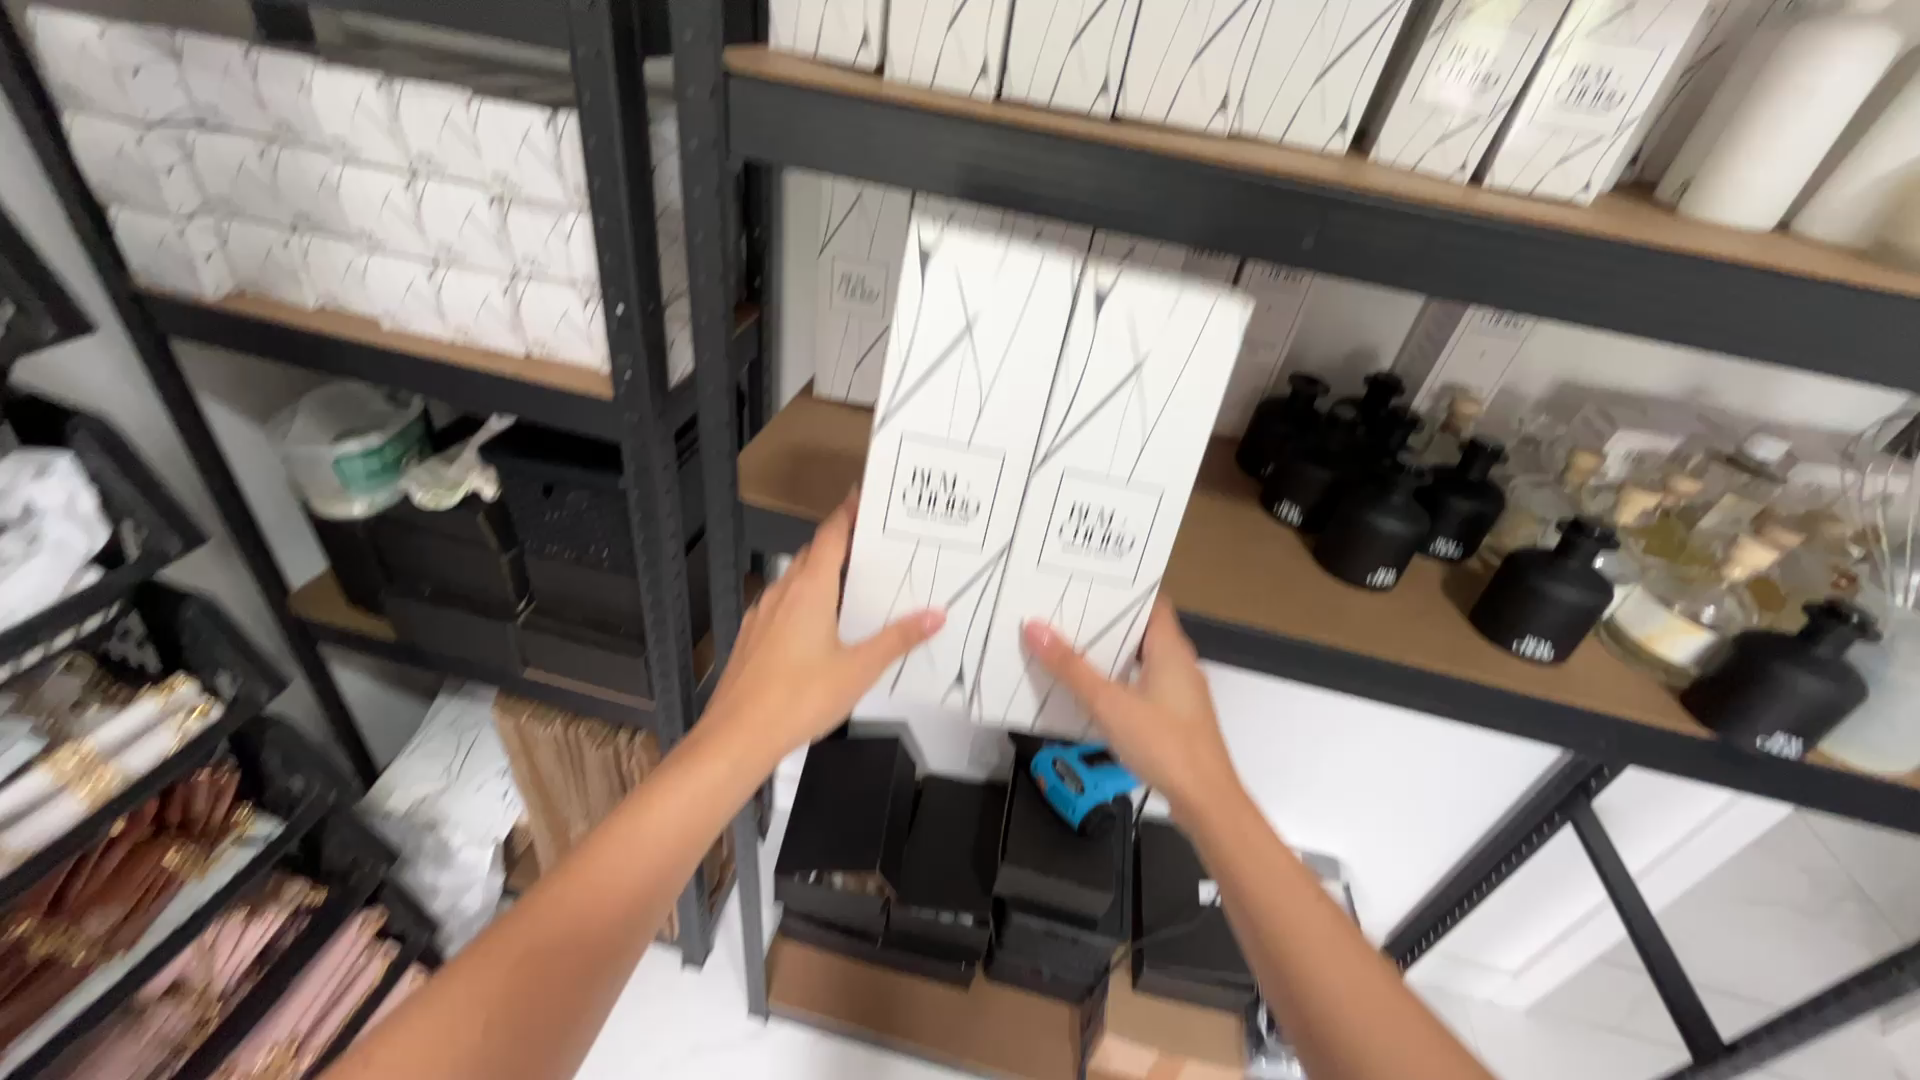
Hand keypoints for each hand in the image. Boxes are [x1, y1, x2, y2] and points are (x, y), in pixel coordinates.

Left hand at [701, 491, 943, 765]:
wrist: (738, 736)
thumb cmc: (798, 699)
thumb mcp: (860, 669)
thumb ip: (899, 638)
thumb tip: (934, 615)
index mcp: (810, 590)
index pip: (830, 535)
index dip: (847, 513)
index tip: (862, 497)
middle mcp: (782, 594)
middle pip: (812, 555)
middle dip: (839, 545)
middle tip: (870, 546)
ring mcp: (762, 615)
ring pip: (794, 581)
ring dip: (820, 575)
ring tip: (850, 587)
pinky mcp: (752, 638)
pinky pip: (781, 607)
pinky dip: (802, 603)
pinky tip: (816, 630)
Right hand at [1022, 597, 1239, 817]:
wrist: (1206, 801)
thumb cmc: (1163, 743)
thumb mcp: (1109, 703)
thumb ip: (1071, 667)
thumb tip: (1034, 626)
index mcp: (1170, 648)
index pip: (1150, 601)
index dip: (1121, 589)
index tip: (1086, 581)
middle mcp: (1180, 663)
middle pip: (1141, 630)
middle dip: (1105, 621)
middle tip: (1064, 611)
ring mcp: (1180, 692)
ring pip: (1140, 660)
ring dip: (1110, 654)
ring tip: (1068, 645)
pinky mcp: (1176, 717)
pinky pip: (1142, 685)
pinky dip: (1118, 681)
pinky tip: (1091, 691)